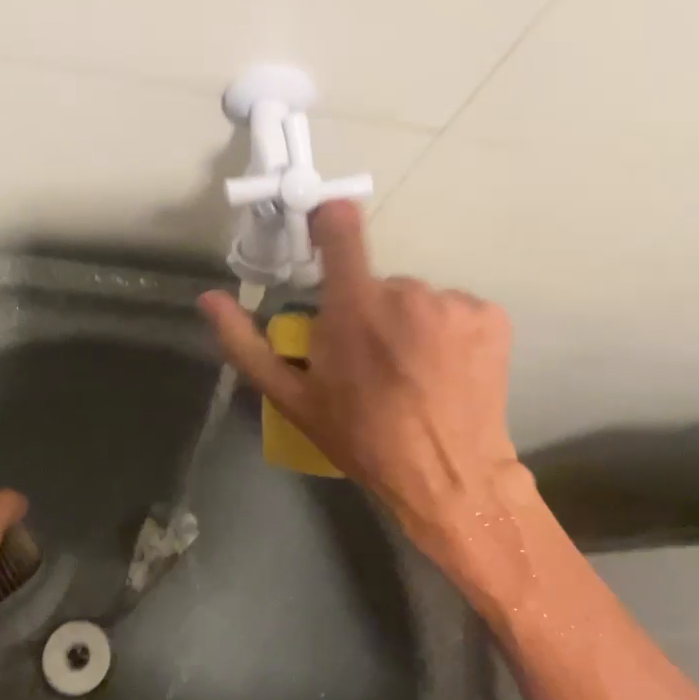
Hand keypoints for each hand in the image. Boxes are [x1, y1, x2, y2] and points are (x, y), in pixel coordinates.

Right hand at [197, 201, 533, 589]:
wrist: (447, 477)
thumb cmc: (362, 439)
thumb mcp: (293, 399)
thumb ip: (246, 344)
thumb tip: (208, 298)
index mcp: (355, 306)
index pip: (340, 228)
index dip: (328, 221)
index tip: (322, 229)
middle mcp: (407, 291)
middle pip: (378, 282)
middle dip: (371, 310)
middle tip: (373, 361)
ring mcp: (454, 302)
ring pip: (418, 299)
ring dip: (411, 324)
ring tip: (413, 373)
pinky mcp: (490, 317)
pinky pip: (456, 309)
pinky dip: (449, 332)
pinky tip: (446, 371)